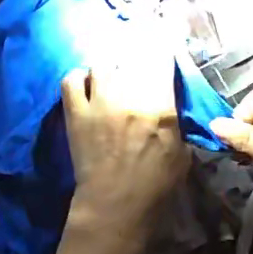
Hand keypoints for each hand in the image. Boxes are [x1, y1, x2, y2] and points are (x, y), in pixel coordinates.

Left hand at [60, 58, 189, 253]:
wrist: (115, 206)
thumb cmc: (156, 184)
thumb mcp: (181, 152)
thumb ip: (176, 121)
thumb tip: (171, 103)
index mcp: (160, 105)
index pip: (161, 58)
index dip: (163, 46)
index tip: (163, 47)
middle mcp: (129, 96)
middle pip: (131, 55)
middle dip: (136, 54)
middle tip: (137, 60)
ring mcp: (99, 102)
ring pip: (102, 63)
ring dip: (109, 65)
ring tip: (112, 73)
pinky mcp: (75, 113)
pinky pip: (71, 80)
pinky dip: (78, 77)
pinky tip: (86, 83)